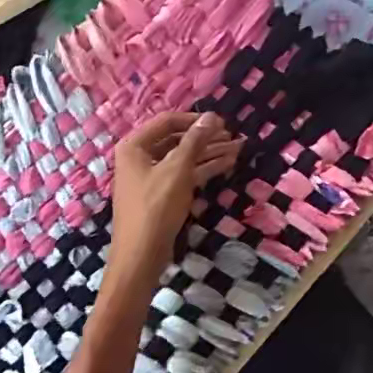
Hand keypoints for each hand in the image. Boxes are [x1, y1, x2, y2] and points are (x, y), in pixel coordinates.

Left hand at [107, 112, 242, 289]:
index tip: (221, 122)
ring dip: (209, 153)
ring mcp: (149, 176)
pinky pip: (183, 174)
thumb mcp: (178, 170)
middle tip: (233, 137)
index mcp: (134, 145)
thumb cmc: (156, 207)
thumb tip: (211, 117)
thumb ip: (195, 141)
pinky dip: (202, 170)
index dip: (195, 120)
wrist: (141, 255)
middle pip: (176, 139)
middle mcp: (139, 157)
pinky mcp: (160, 194)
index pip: (168, 121)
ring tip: (237, 149)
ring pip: (183, 158)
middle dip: (205, 138)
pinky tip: (226, 164)